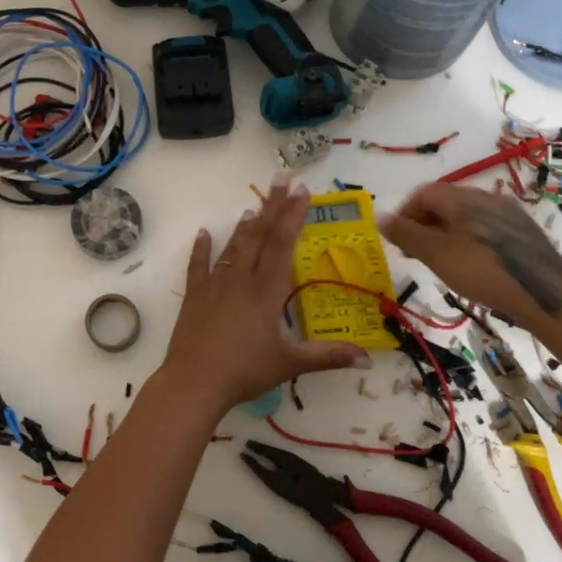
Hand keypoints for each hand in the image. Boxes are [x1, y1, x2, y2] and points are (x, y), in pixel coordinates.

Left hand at [161, 174, 369, 415]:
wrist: (194, 382)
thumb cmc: (244, 371)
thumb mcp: (290, 364)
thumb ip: (328, 357)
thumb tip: (368, 358)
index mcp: (266, 292)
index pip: (283, 245)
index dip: (293, 216)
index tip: (302, 192)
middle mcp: (241, 280)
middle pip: (260, 237)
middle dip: (272, 207)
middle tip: (281, 179)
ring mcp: (215, 286)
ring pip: (233, 248)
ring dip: (245, 227)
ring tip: (253, 207)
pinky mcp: (194, 296)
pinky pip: (198, 266)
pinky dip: (201, 248)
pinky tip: (203, 233)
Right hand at [379, 182, 561, 335]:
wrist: (546, 297)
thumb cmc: (483, 273)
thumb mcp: (436, 255)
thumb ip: (406, 234)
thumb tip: (380, 217)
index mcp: (463, 199)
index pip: (423, 193)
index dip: (404, 213)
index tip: (397, 240)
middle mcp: (487, 197)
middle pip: (445, 202)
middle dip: (423, 224)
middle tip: (414, 252)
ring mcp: (509, 213)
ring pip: (466, 215)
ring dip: (445, 232)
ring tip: (440, 259)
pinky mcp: (525, 231)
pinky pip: (486, 226)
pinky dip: (468, 238)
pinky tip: (471, 263)